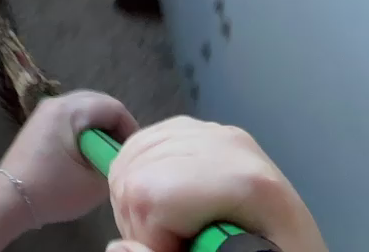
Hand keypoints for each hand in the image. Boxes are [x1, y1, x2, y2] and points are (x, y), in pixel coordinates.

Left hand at [0, 90, 138, 229]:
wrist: (12, 197)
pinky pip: (71, 119)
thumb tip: (120, 155)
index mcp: (68, 110)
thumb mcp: (94, 182)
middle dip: (116, 127)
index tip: (135, 155)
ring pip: (84, 110)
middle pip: (98, 103)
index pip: (112, 106)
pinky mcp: (40, 124)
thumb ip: (114, 162)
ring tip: (107, 157)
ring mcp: (45, 111)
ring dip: (100, 130)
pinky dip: (85, 132)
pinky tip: (89, 156)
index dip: (130, 129)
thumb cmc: (53, 189)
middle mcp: (55, 102)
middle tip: (123, 154)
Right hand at [104, 117, 327, 251]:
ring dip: (134, 202)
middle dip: (138, 222)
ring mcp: (209, 129)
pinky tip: (166, 207)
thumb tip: (120, 248)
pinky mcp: (194, 128)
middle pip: (135, 174)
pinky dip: (136, 180)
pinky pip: (137, 145)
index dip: (150, 238)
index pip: (149, 195)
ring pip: (130, 157)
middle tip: (171, 248)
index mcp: (248, 182)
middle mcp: (226, 141)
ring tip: (171, 232)